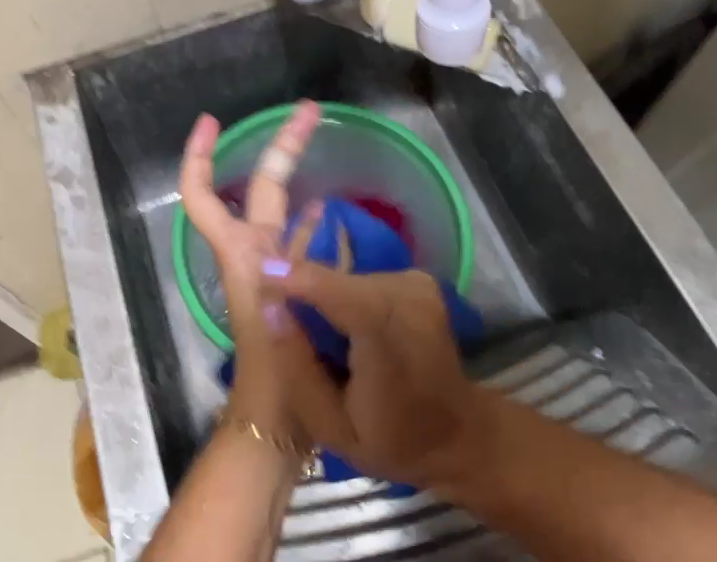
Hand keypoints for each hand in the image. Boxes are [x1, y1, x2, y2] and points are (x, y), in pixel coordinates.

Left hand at [176, 100, 322, 447]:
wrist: (275, 426)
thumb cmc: (274, 380)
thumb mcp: (275, 324)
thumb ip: (285, 280)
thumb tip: (318, 225)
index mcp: (242, 255)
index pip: (202, 196)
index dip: (199, 157)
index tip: (212, 121)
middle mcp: (255, 252)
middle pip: (263, 186)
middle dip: (284, 145)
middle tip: (312, 110)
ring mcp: (274, 268)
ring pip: (285, 209)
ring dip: (298, 176)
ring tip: (325, 144)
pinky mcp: (293, 288)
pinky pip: (304, 241)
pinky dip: (314, 221)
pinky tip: (332, 211)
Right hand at [262, 262, 497, 489]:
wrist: (459, 434)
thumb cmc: (394, 439)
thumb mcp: (333, 428)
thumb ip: (298, 370)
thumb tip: (270, 309)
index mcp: (391, 345)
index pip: (340, 294)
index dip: (296, 280)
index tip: (257, 278)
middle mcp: (409, 303)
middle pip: (338, 280)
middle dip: (303, 291)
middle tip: (277, 316)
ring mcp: (418, 286)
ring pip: (348, 276)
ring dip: (324, 296)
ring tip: (315, 333)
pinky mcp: (418, 280)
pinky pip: (363, 277)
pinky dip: (345, 295)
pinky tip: (344, 327)